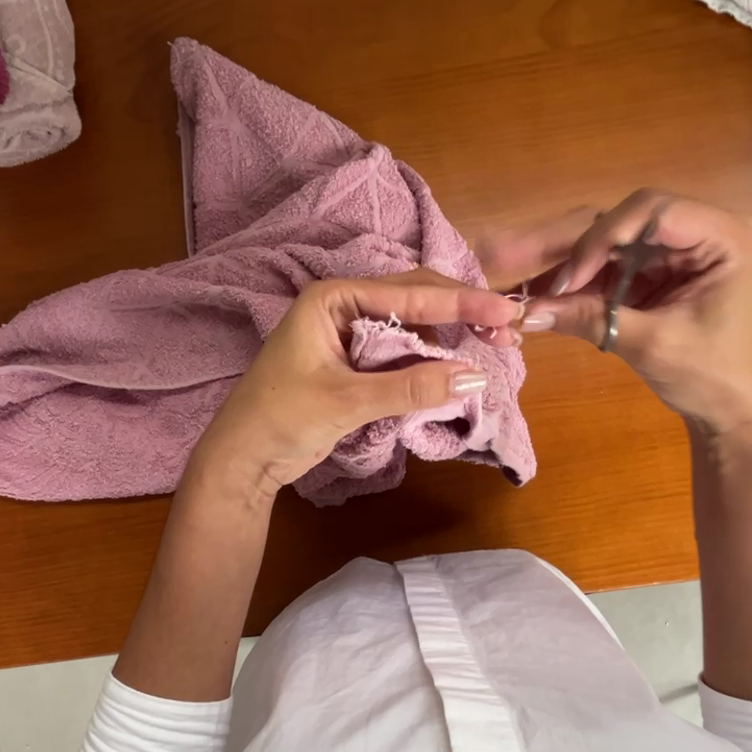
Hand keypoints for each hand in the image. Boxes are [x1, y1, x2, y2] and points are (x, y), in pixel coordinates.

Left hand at [188, 271, 521, 499]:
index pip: (410, 293)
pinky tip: (453, 370)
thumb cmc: (281, 419)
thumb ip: (410, 386)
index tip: (506, 312)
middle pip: (415, 301)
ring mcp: (349, 336)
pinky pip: (400, 354)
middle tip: (508, 331)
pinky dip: (428, 362)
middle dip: (461, 314)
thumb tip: (474, 377)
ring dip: (448, 340)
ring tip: (490, 350)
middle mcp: (344, 308)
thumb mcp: (347, 401)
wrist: (242, 458)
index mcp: (334, 299)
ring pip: (411, 328)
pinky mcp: (354, 365)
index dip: (462, 302)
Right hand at [478, 190, 751, 436]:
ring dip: (559, 263)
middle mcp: (697, 231)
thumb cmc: (712, 376)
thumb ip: (592, 319)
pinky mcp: (652, 275)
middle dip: (564, 246)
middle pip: (618, 223)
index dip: (601, 238)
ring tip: (506, 273)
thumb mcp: (652, 345)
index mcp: (722, 235)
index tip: (568, 282)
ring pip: (604, 244)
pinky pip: (605, 270)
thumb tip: (527, 314)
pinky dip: (571, 284)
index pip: (651, 211)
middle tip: (505, 256)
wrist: (734, 412)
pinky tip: (533, 294)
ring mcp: (671, 253)